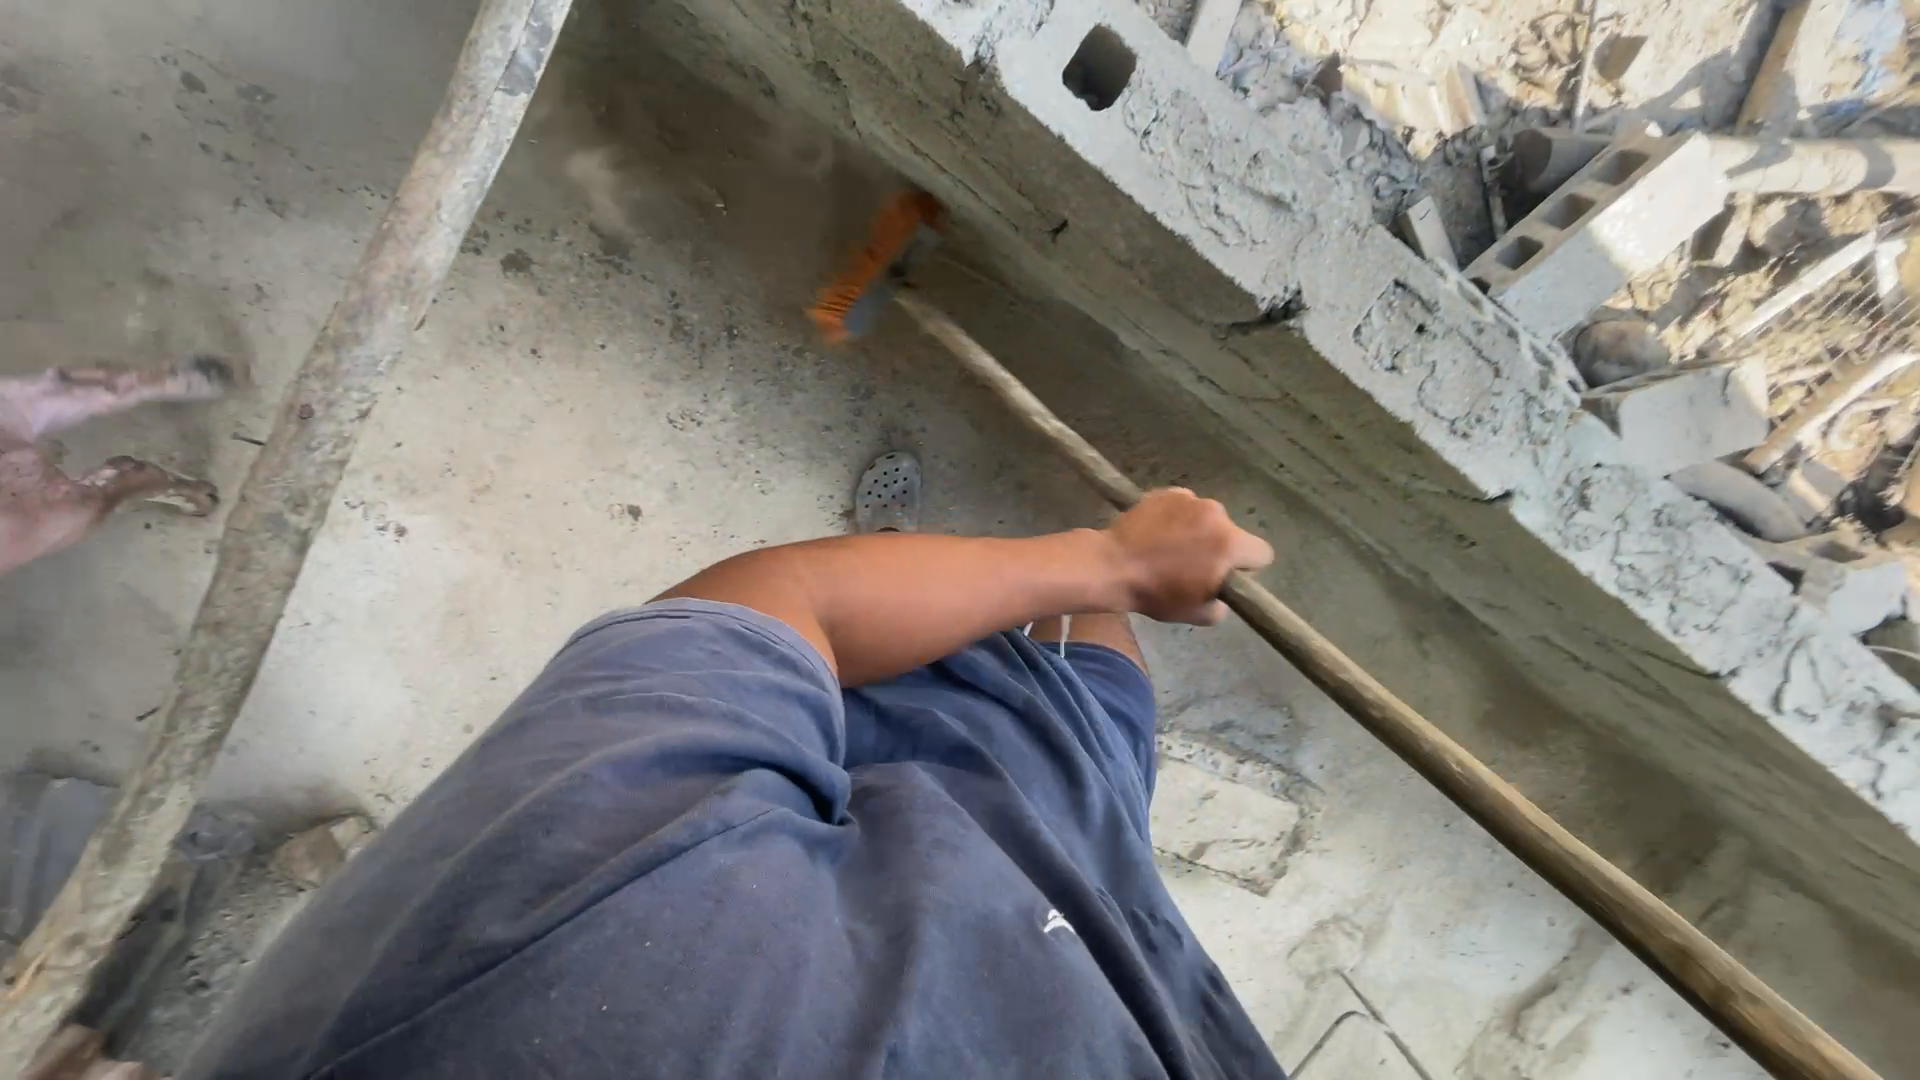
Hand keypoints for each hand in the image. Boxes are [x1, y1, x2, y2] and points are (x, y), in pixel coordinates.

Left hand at [1104, 488, 1273, 624]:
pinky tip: (1157, 532)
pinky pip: (1182, 505)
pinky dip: (1176, 516)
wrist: (1111, 565)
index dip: (1248, 568)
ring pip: (1206, 517)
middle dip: (1219, 547)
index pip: (1262, 553)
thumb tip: (1221, 596)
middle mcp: (1216, 513)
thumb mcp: (1197, 614)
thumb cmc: (1156, 593)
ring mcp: (1189, 499)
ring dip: (1198, 530)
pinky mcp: (1165, 492)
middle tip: (1192, 564)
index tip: (1226, 576)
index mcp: (1230, 543)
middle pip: (1231, 532)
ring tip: (1170, 547)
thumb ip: (1222, 605)